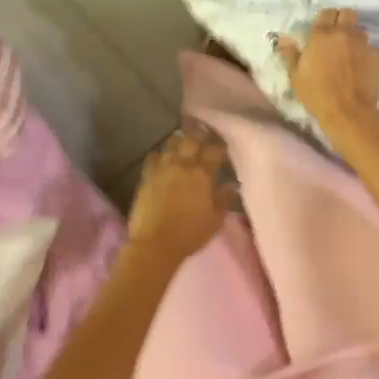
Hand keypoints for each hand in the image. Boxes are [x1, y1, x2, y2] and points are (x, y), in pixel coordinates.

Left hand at [128, 127, 234, 262]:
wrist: (155, 244)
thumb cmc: (190, 234)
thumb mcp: (215, 220)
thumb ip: (224, 200)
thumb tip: (232, 186)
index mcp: (203, 175)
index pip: (214, 151)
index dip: (219, 145)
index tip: (222, 145)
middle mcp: (183, 166)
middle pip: (191, 140)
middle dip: (198, 135)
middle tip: (202, 134)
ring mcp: (162, 169)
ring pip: (171, 144)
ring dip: (178, 141)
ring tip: (182, 142)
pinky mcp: (146, 177)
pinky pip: (153, 157)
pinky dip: (159, 154)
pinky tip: (161, 157)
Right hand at [276, 8, 378, 130]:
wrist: (348, 112)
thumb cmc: (317, 94)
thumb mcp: (295, 75)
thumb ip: (290, 53)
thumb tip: (282, 39)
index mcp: (322, 35)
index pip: (327, 12)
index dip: (325, 19)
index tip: (321, 29)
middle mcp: (344, 33)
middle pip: (348, 13)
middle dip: (342, 19)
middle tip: (336, 35)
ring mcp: (363, 44)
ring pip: (360, 30)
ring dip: (354, 36)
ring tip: (348, 52)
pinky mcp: (376, 57)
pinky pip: (370, 47)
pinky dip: (364, 53)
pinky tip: (359, 67)